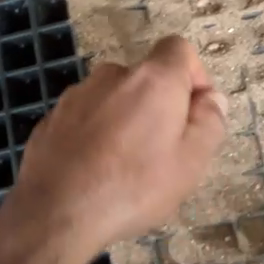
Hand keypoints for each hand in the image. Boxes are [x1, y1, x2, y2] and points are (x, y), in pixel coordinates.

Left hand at [0, 36, 226, 263]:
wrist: (56, 213)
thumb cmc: (134, 187)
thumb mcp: (191, 163)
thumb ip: (210, 123)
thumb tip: (213, 99)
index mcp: (153, 80)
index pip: (179, 49)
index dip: (195, 76)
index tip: (197, 113)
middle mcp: (112, 75)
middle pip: (146, 78)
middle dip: (160, 106)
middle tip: (165, 151)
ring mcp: (75, 96)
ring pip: (114, 99)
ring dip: (126, 120)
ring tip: (127, 166)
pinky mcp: (51, 120)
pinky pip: (86, 119)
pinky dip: (97, 135)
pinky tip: (96, 172)